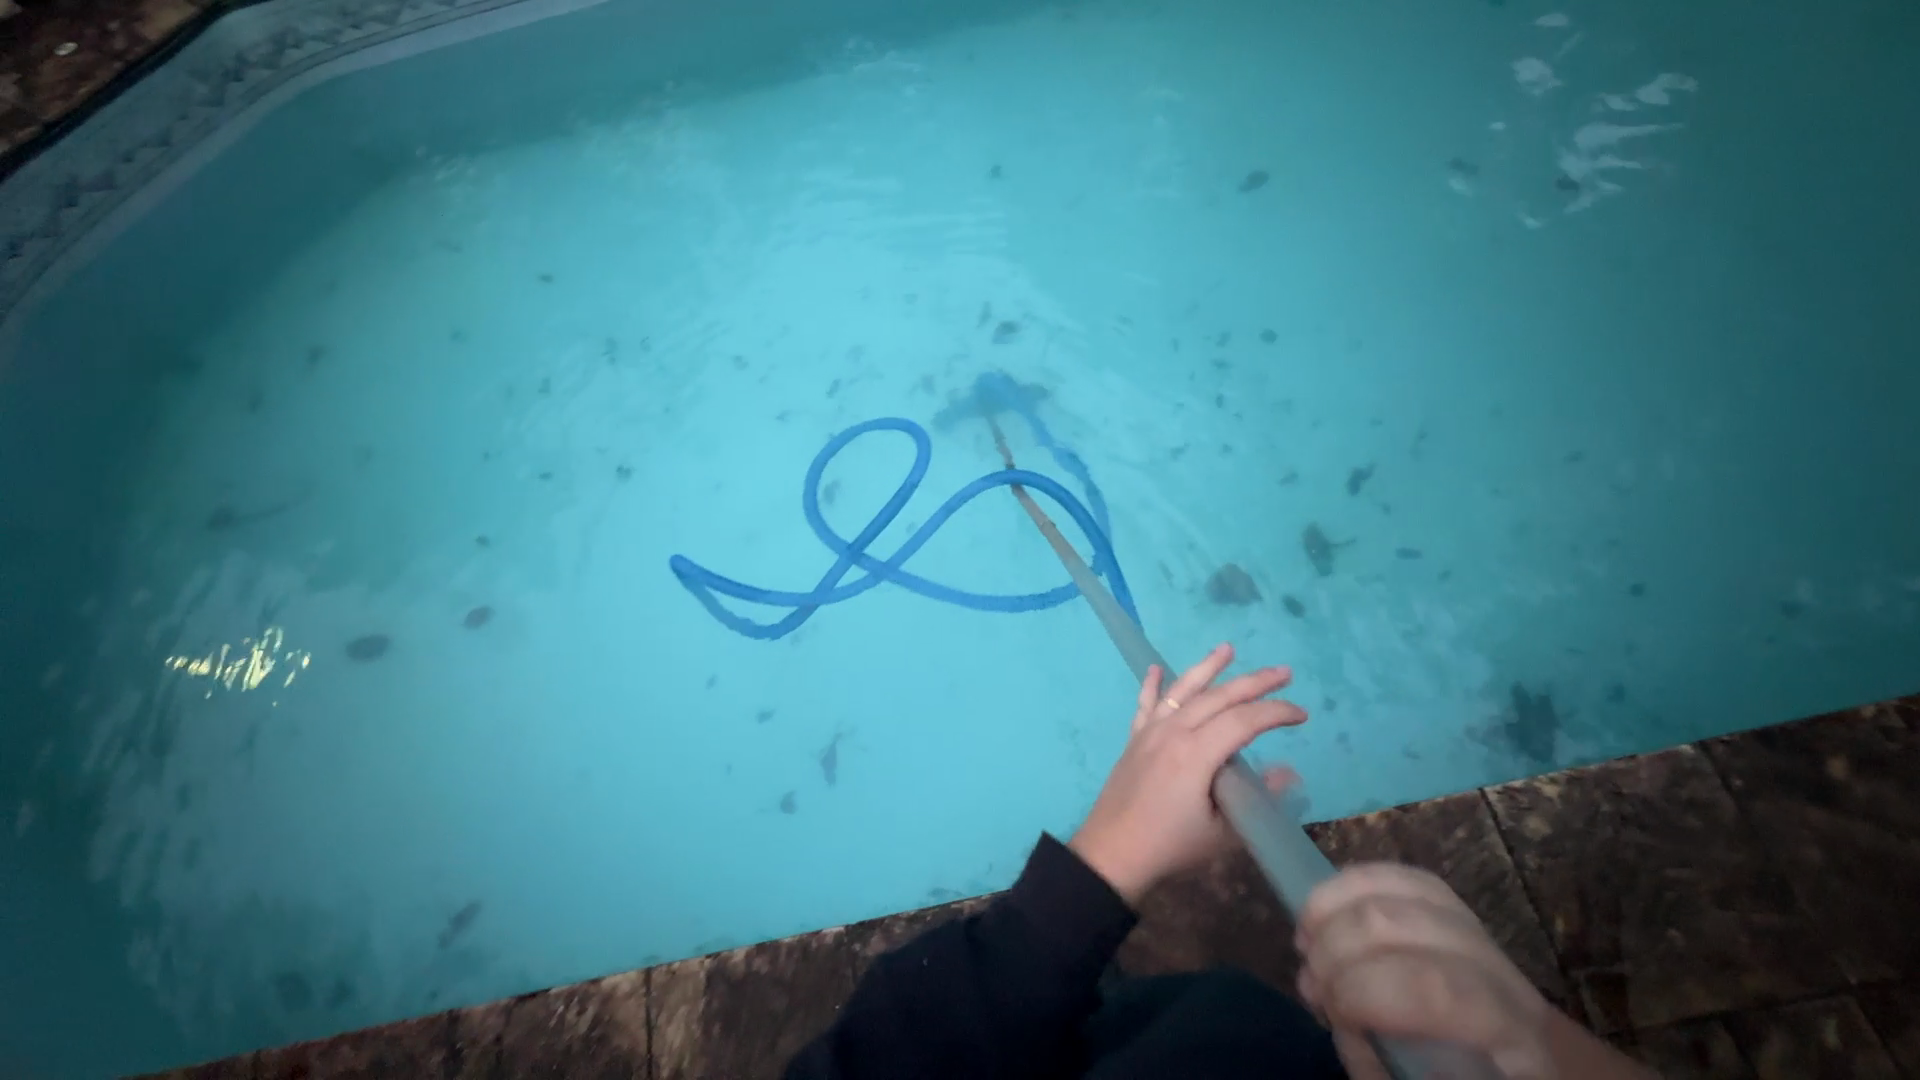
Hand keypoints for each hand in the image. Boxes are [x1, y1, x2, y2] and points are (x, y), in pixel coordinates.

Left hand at [1068, 643, 1306, 904]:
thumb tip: (1288, 773)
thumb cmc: (1170, 846)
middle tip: (1284, 673)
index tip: (1301, 714)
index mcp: (1196, 753)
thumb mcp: (1223, 832)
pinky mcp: (1134, 740)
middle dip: (1253, 683)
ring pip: (1181, 690)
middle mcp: (1173, 732)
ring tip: (1227, 648)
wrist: (1111, 852)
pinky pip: (1146, 704)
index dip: (1275, 712)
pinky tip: (1156, 668)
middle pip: (1217, 697)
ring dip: (1206, 668)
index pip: (1244, 721)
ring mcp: (1150, 732)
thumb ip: (1256, 798)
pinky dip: (1152, 685)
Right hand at [1296, 864, 1553, 1079]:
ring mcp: (1478, 929)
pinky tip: (1321, 911)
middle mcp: (1502, 970)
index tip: (1331, 1011)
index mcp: (1510, 1033)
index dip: (1367, 991)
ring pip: (1399, 889)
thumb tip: (1338, 1016)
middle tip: (1310, 983)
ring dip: (1333, 907)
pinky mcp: (1452, 905)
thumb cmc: (1465, 1073)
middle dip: (1338, 947)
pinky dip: (1347, 884)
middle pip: (1406, 925)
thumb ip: (1381, 1061)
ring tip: (1306, 944)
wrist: (1521, 1066)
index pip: (1439, 989)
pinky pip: (1397, 875)